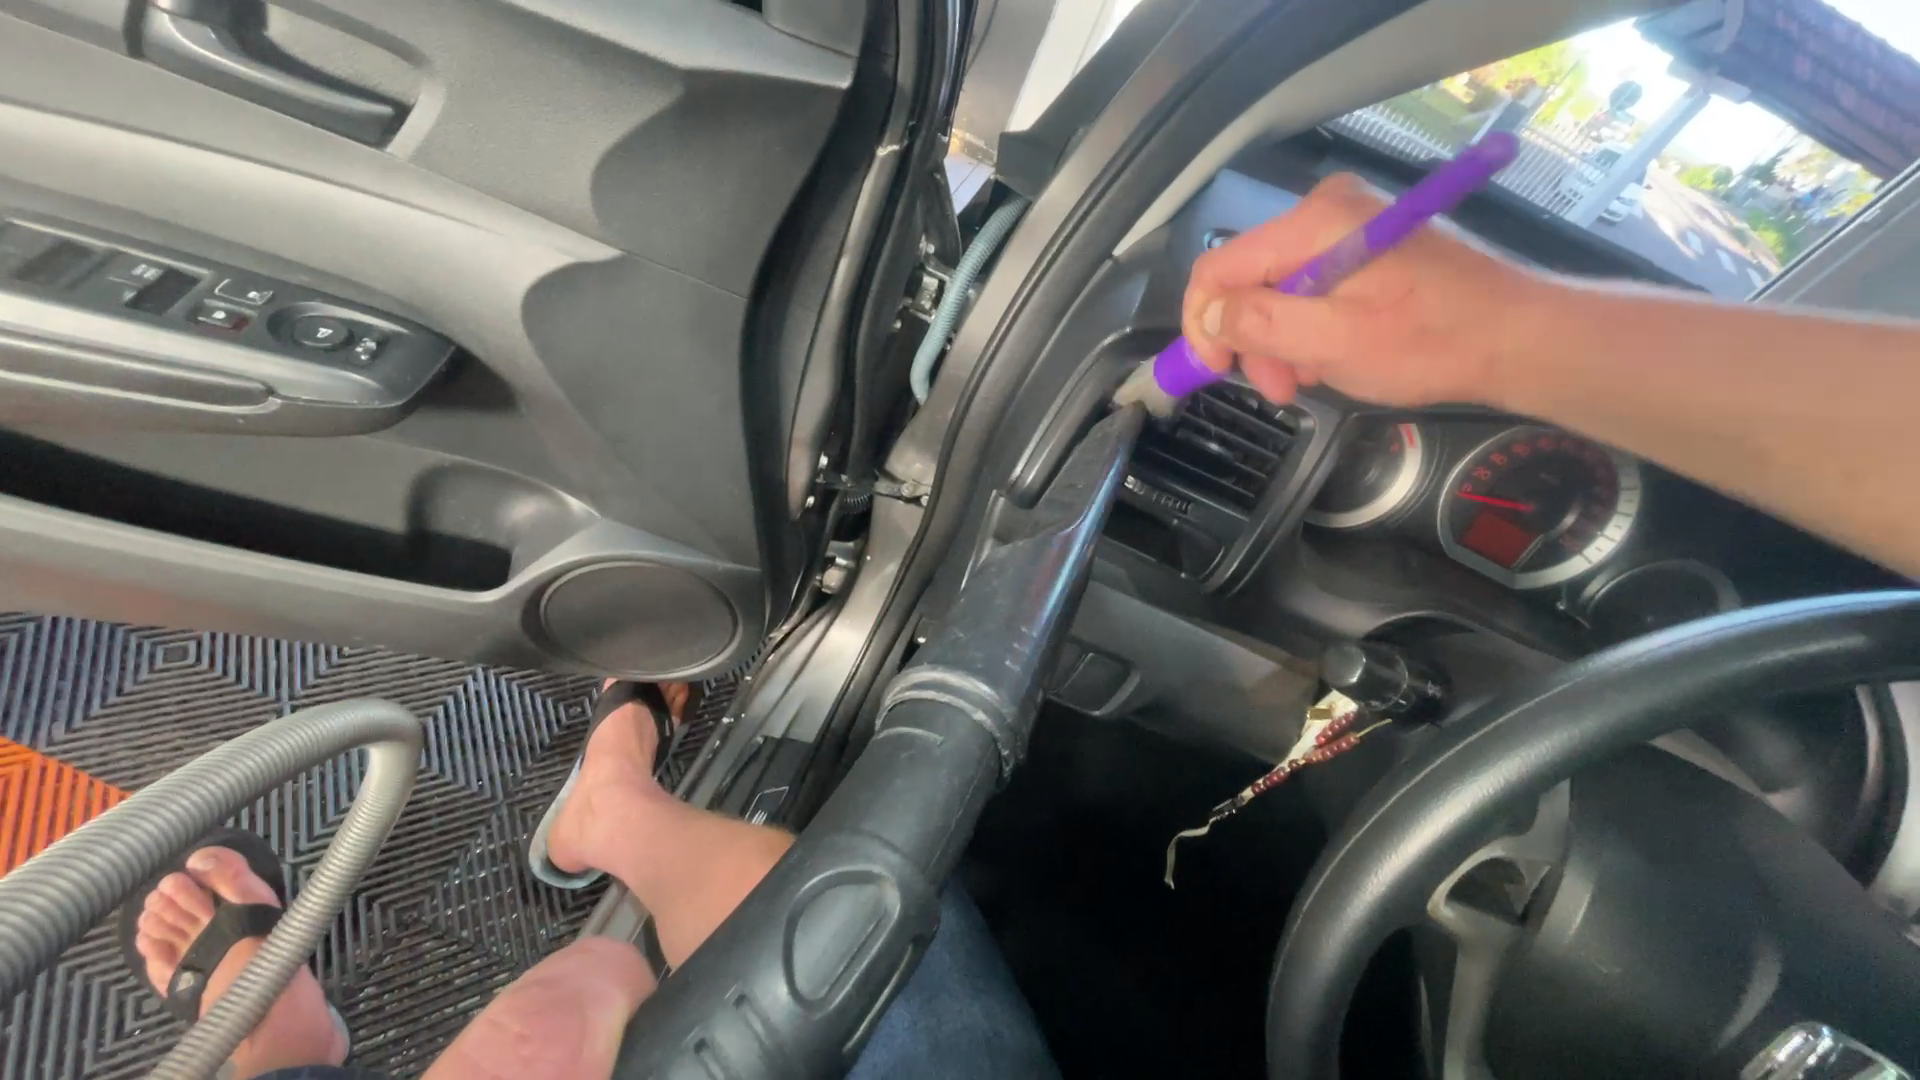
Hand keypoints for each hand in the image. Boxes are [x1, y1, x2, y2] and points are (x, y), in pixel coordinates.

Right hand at [1181, 172, 1559, 406]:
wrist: (1515, 336)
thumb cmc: (1427, 341)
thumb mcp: (1331, 341)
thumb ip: (1259, 324)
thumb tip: (1209, 317)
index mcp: (1312, 224)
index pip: (1218, 267)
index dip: (1203, 322)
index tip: (1214, 370)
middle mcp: (1323, 212)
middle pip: (1246, 280)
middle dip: (1249, 339)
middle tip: (1275, 388)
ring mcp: (1344, 228)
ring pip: (1273, 290)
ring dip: (1276, 341)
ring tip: (1304, 380)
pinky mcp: (1361, 248)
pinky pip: (1304, 289)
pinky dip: (1303, 329)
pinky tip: (1325, 358)